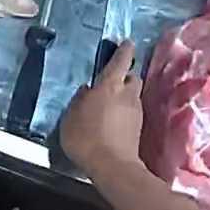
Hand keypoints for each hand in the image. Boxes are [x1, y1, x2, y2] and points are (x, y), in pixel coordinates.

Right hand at [61, 41, 144, 177]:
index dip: (124, 50)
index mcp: (109, 86)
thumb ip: (78, 101)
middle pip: (133, 77)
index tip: (127, 42)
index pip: (121, 61)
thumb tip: (86, 91)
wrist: (113, 166)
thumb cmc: (86, 138)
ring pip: (134, 95)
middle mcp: (127, 95)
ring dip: (126, 95)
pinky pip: (133, 112)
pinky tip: (114, 120)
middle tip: (114, 80)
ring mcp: (136, 112)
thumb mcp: (70, 118)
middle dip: (126, 75)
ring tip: (111, 103)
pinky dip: (125, 111)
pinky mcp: (139, 128)